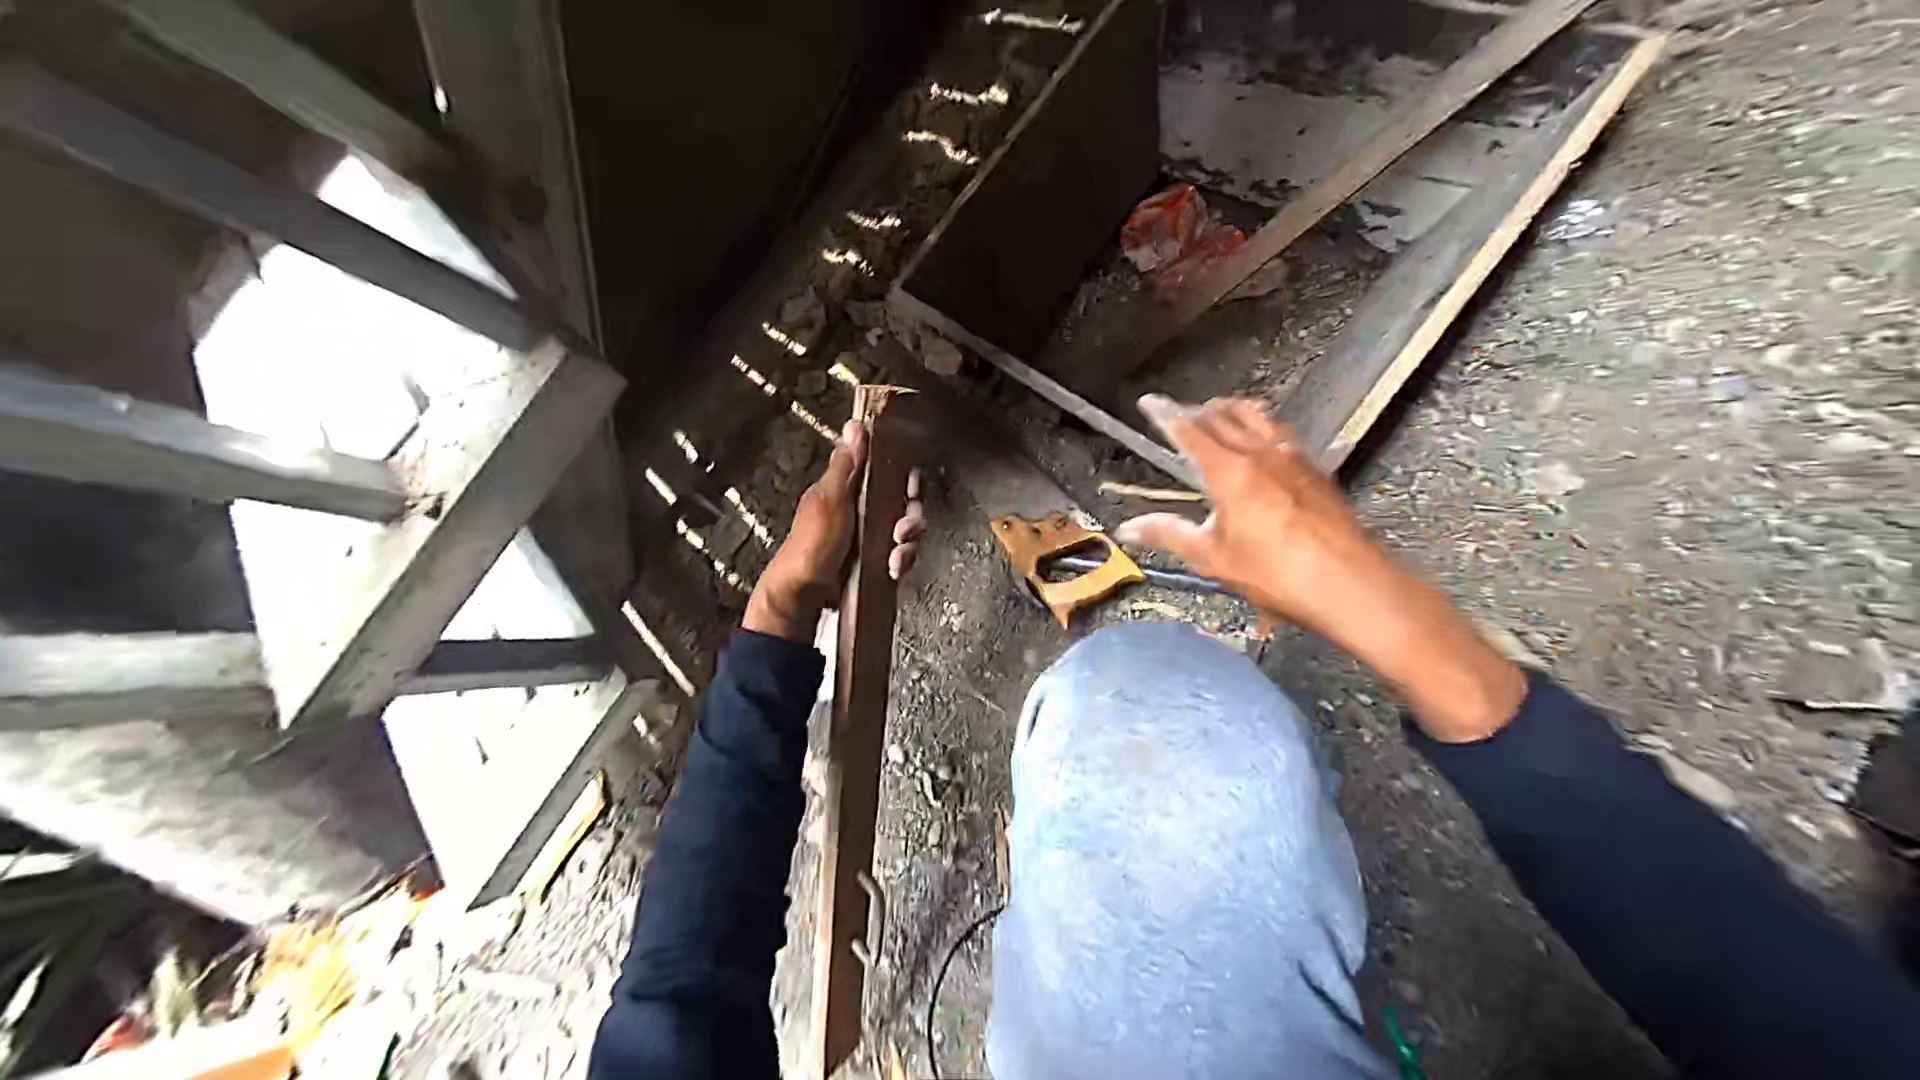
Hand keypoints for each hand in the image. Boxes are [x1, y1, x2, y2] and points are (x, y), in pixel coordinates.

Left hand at [743, 420, 925, 641]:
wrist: (805, 596)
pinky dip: (901, 563)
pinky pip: (902, 558)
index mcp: (848, 491)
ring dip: (907, 543)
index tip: (911, 486)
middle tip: (903, 528)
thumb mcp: (830, 499)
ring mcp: (870, 541)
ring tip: (896, 553)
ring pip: (907, 533)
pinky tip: (892, 568)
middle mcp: (862, 513)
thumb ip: (847, 464)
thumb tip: (854, 427)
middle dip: (911, 516)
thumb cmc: (811, 546)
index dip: (904, 479)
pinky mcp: (876, 564)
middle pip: (904, 505)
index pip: (887, 475)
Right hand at [1114, 395, 1524, 741]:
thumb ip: (1168, 535)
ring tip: (1217, 413)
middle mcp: (1262, 454)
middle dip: (1195, 409)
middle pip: (1223, 415)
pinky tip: (1262, 443)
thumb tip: (1128, 529)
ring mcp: (1293, 458)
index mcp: (1230, 471)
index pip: (1189, 430)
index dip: (1165, 414)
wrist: (1350, 584)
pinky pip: (1281, 433)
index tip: (1149, 403)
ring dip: (1231, 410)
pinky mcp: (1316, 471)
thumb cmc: (1276, 573)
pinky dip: (1260, 426)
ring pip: (1257, 416)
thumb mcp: (1211, 557)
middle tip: (1177, 412)